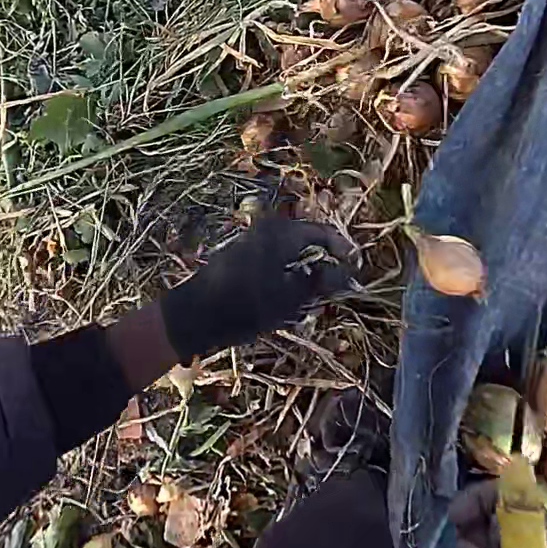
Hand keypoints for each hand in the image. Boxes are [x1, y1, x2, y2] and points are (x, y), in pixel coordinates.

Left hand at [160, 216, 355, 360]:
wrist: (191, 317)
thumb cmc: (244, 306)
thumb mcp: (290, 298)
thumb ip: (322, 282)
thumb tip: (348, 274)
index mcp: (283, 233)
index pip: (325, 234)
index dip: (344, 252)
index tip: (355, 271)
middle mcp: (268, 230)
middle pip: (309, 241)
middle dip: (324, 264)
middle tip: (334, 289)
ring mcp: (252, 242)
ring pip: (292, 253)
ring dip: (305, 272)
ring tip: (309, 300)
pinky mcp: (241, 256)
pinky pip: (275, 259)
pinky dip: (287, 275)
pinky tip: (284, 300)